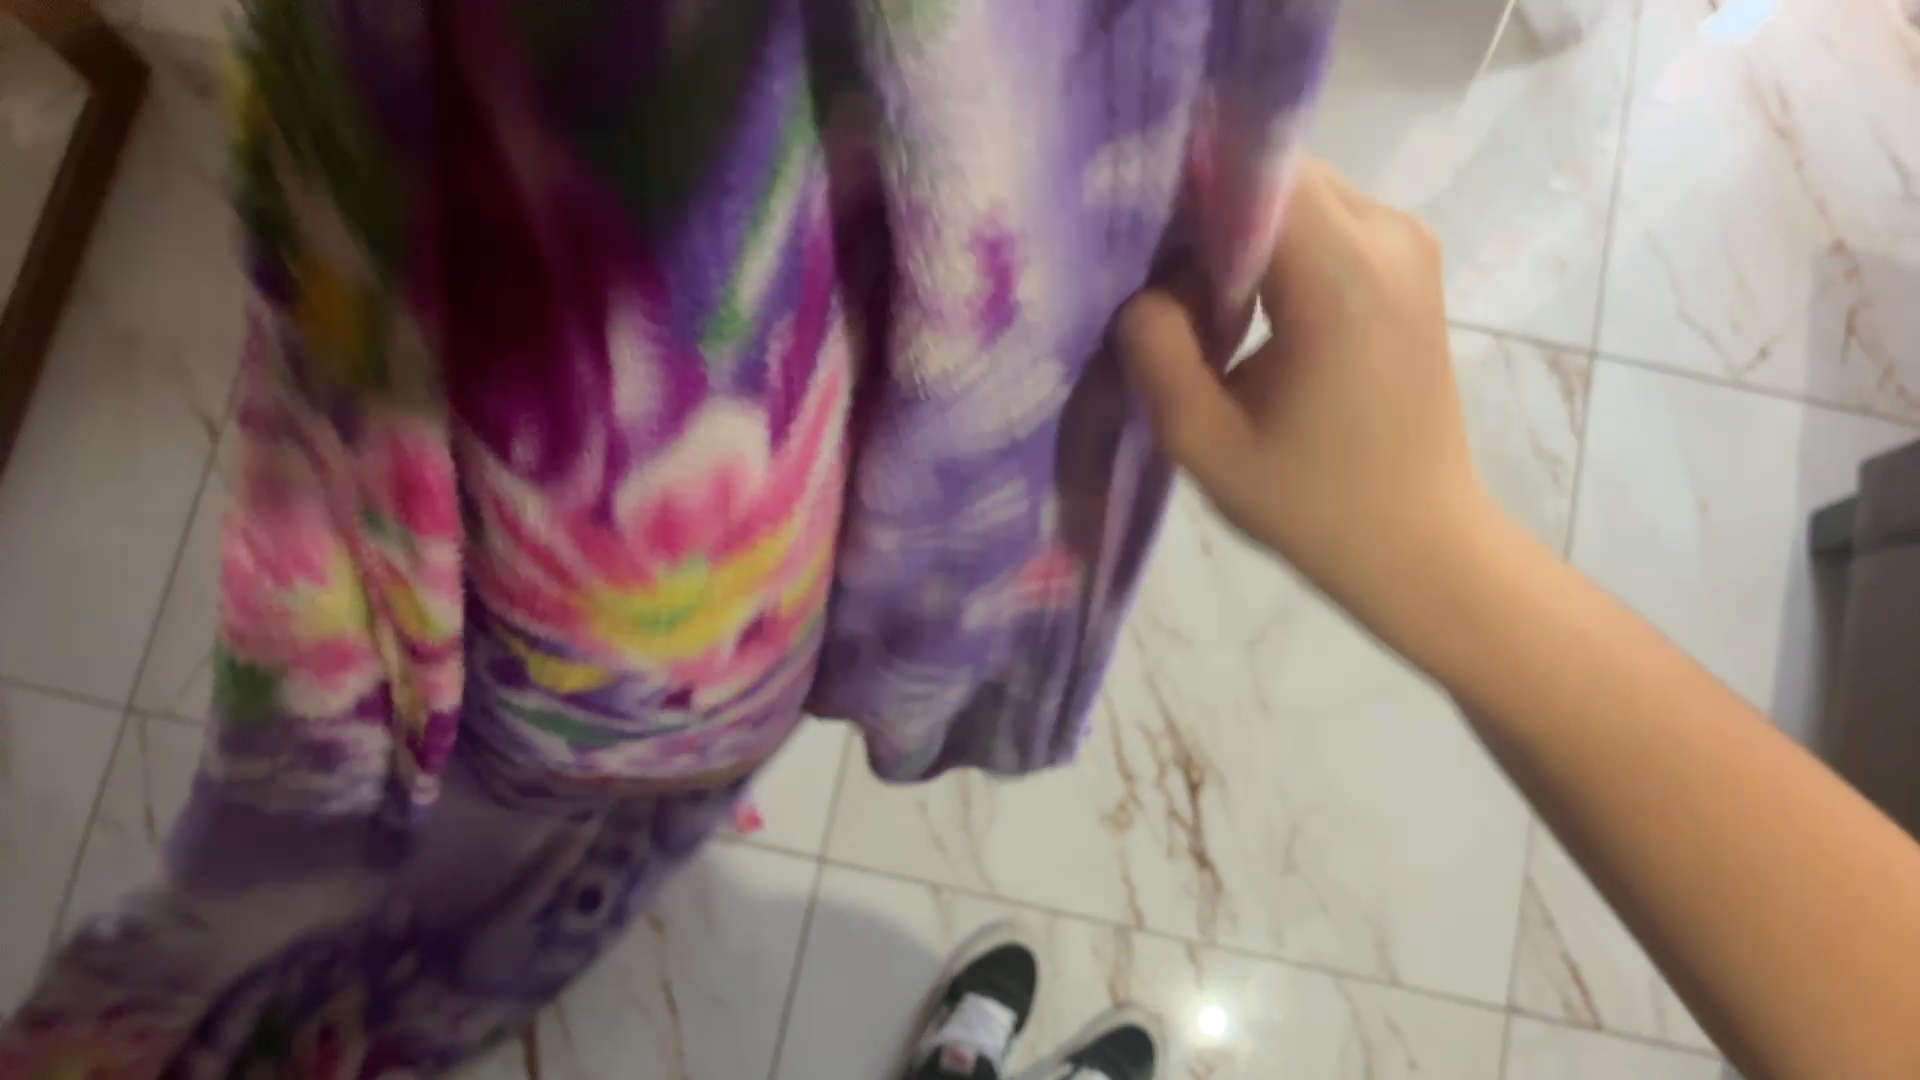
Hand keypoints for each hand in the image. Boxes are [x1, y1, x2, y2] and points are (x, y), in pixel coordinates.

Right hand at [1115, 157, 1494, 621]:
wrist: (1415, 540)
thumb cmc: (1309, 502)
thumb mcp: (1202, 441)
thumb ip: (1156, 350)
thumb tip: (1141, 289)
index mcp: (1340, 277)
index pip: (1249, 174)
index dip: (1181, 193)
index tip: (1131, 240)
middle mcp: (1386, 236)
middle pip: (1272, 178)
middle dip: (1204, 216)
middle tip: (1153, 283)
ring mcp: (1405, 245)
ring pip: (1293, 198)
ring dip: (1234, 237)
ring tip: (1192, 306)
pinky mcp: (1405, 267)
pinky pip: (1320, 226)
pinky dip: (1270, 252)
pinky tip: (1241, 313)